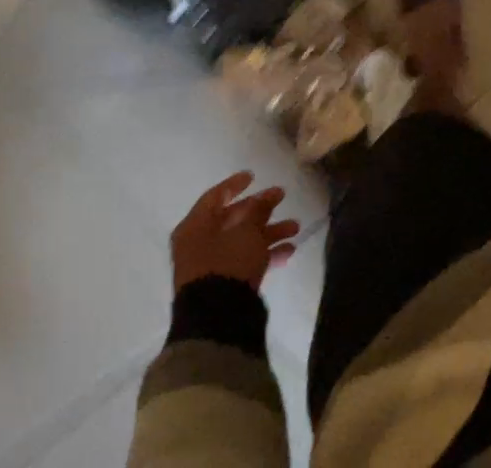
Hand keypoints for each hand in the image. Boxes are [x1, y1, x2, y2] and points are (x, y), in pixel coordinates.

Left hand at [171, 171, 299, 293]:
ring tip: (295, 228)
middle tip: (282, 197)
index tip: (254, 176)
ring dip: (269, 232)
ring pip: (243, 240)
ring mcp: (212, 264)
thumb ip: (258, 208)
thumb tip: (265, 195)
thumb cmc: (227, 261)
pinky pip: (246, 260)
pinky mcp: (225, 282)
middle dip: (260, 209)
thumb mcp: (246, 230)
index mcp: (195, 226)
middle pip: (233, 219)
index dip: (235, 184)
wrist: (217, 315)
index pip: (214, 197)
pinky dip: (266, 254)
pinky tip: (289, 251)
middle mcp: (200, 243)